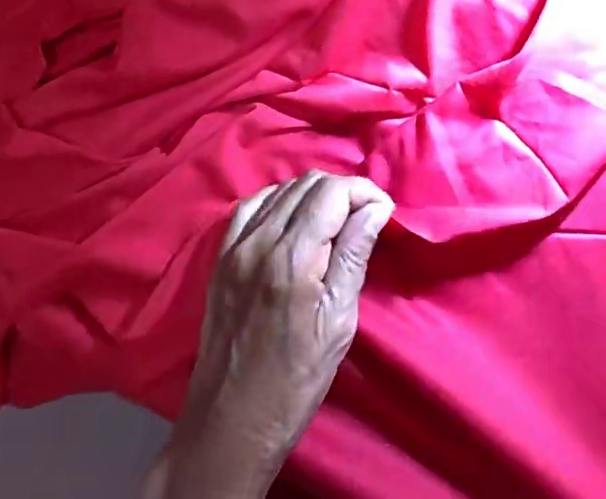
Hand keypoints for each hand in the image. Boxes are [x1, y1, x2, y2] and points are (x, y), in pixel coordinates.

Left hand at [146, 172, 393, 498]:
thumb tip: (376, 208)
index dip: (364, 192)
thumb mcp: (338, 322)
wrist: (230, 422)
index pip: (332, 192)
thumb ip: (354, 255)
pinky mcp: (221, 256)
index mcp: (291, 258)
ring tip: (335, 221)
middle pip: (308, 183)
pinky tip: (294, 220)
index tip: (383, 212)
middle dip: (343, 191)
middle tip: (364, 218)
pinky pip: (252, 205)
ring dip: (314, 195)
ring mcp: (235, 246)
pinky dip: (280, 201)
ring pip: (281, 188)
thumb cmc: (295, 380)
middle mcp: (259, 241)